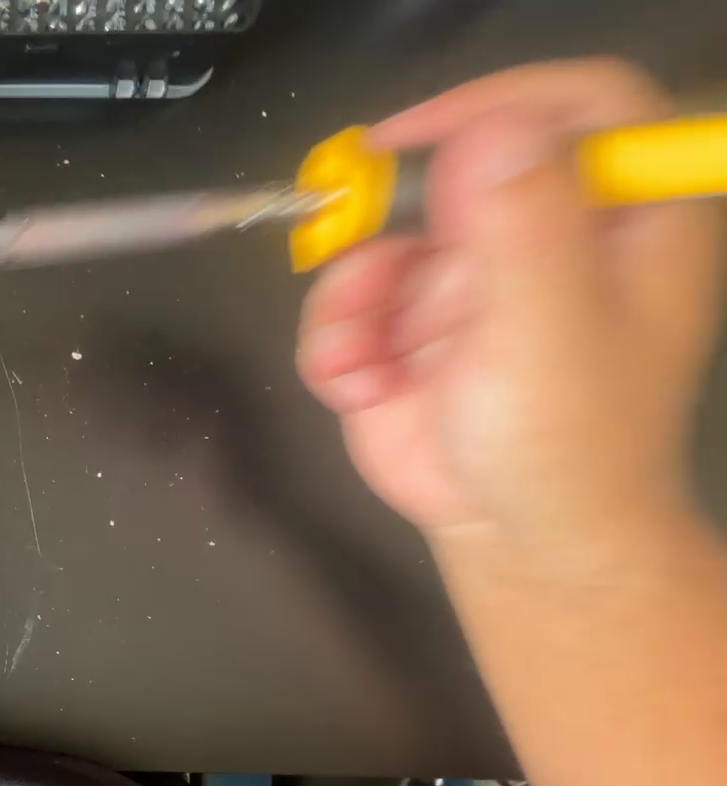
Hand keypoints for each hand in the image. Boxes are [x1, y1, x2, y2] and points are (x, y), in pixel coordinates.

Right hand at [295, 60, 720, 570]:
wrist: (508, 528)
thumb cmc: (559, 435)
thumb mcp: (550, 330)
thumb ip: (524, 228)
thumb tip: (487, 131)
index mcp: (609, 220)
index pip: (570, 112)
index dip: (491, 105)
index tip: (403, 140)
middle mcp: (528, 245)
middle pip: (437, 186)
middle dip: (376, 228)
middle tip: (337, 253)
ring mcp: (455, 295)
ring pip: (368, 255)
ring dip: (342, 308)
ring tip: (356, 365)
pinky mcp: (396, 339)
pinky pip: (338, 316)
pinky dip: (330, 352)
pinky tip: (355, 389)